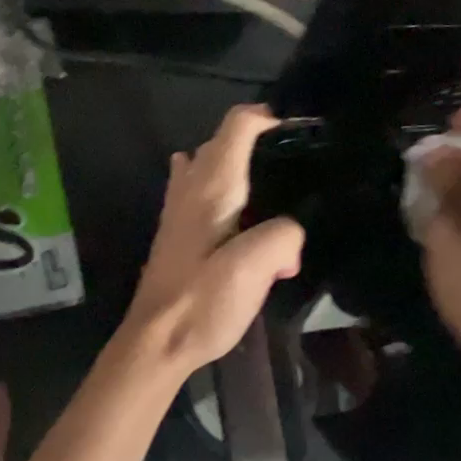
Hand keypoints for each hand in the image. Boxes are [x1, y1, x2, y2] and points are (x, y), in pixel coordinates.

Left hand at [118, 104, 304, 376]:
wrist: (155, 343)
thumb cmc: (202, 303)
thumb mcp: (253, 268)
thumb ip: (282, 237)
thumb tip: (290, 236)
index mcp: (211, 187)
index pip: (238, 126)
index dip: (271, 118)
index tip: (305, 133)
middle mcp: (191, 188)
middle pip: (224, 141)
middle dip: (261, 143)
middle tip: (301, 167)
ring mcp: (178, 209)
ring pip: (210, 166)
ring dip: (242, 168)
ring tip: (277, 191)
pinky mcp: (177, 233)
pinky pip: (202, 193)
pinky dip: (227, 192)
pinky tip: (244, 218)